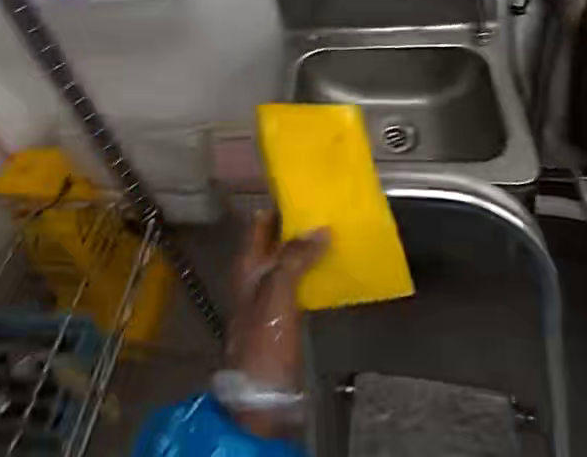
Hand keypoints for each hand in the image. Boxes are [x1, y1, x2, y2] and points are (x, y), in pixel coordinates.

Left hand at [224, 209, 327, 438]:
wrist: (263, 399)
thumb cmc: (264, 341)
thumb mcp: (276, 293)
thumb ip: (294, 258)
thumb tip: (320, 229)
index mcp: (247, 268)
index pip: (260, 224)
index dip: (278, 204)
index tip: (305, 188)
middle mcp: (257, 277)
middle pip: (279, 241)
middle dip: (301, 224)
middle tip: (330, 206)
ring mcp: (271, 297)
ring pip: (293, 260)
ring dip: (312, 246)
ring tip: (339, 229)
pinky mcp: (288, 315)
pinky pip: (304, 280)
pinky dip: (318, 268)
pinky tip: (337, 264)